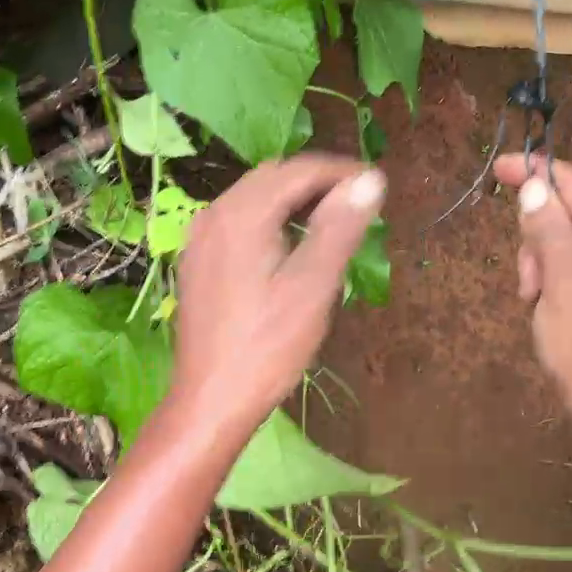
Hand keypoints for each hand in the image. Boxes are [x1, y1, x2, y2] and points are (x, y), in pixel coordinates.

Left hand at [170, 154, 385, 434]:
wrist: (211, 400)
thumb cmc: (267, 348)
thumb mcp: (312, 288)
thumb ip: (339, 228)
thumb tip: (369, 181)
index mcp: (241, 215)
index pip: (296, 171)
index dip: (339, 172)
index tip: (375, 185)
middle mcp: (213, 216)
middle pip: (271, 179)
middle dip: (315, 182)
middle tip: (357, 202)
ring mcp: (200, 241)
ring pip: (252, 200)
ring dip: (292, 201)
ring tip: (331, 222)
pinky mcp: (197, 265)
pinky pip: (237, 225)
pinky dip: (269, 222)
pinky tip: (289, 248)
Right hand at [492, 155, 571, 421]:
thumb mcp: (559, 283)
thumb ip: (547, 229)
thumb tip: (532, 185)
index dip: (536, 174)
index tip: (499, 166)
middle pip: (570, 210)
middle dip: (538, 239)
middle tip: (530, 282)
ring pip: (566, 233)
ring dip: (541, 260)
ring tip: (537, 297)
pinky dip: (553, 271)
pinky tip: (547, 298)